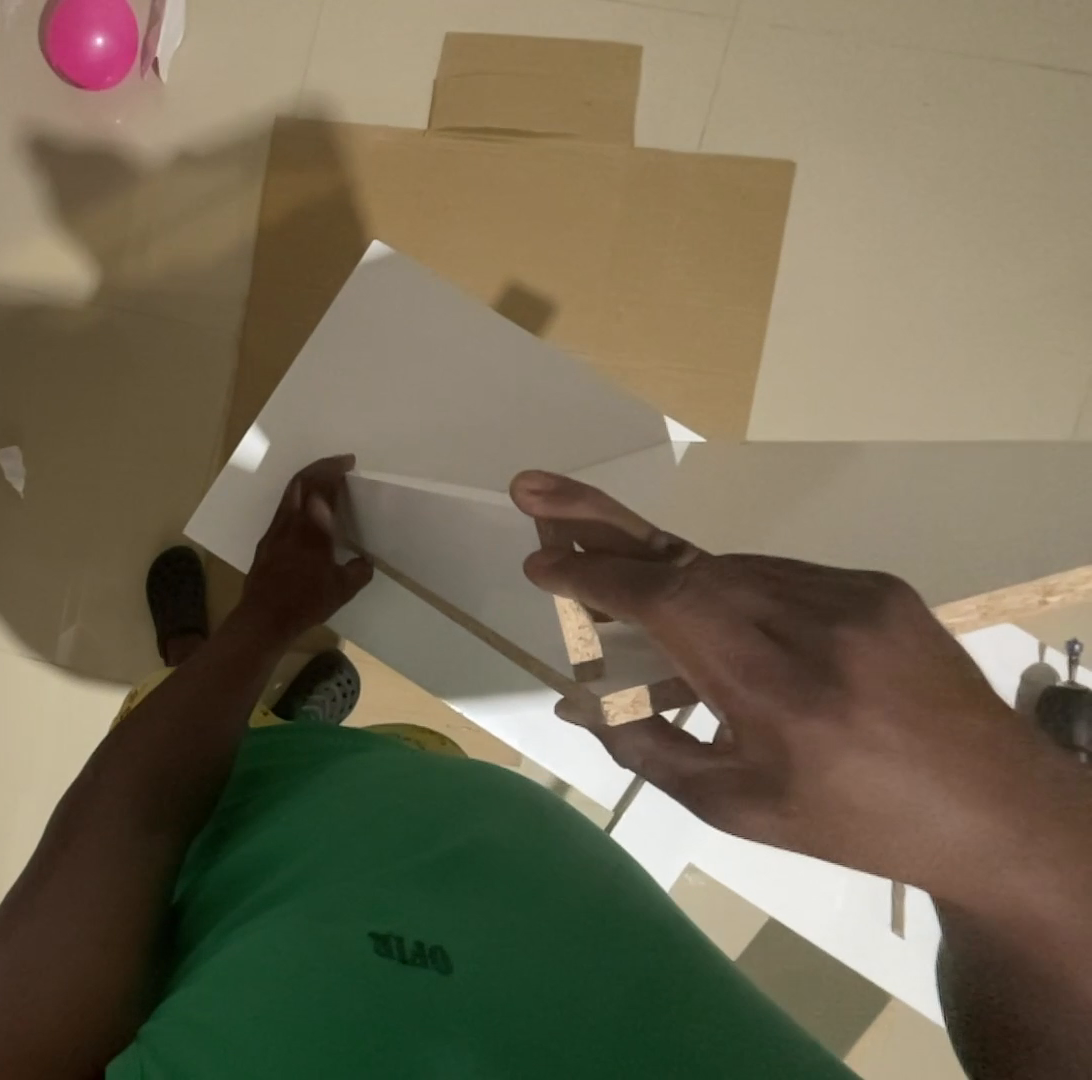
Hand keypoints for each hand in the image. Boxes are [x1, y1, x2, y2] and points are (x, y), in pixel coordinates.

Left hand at [234, 455, 372, 648]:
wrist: (264, 617)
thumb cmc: (305, 601)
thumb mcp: (342, 589)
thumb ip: (358, 571)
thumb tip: (365, 562)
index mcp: (311, 528)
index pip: (321, 486)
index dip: (334, 469)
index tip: (347, 462)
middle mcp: (290, 522)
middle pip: (300, 482)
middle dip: (319, 467)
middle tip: (337, 465)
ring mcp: (274, 532)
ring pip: (288, 495)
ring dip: (306, 483)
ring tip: (324, 485)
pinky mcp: (265, 543)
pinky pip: (283, 511)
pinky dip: (297, 502)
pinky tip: (306, 515)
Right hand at [509, 469, 1091, 910]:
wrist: (1009, 817)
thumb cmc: (851, 823)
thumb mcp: (732, 804)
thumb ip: (643, 745)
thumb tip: (575, 703)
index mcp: (781, 693)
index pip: (668, 605)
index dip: (594, 576)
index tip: (538, 564)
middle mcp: (818, 628)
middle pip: (681, 558)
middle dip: (595, 519)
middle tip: (532, 485)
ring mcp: (852, 598)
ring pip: (715, 565)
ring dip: (650, 567)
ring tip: (601, 573)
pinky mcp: (874, 588)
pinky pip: (760, 574)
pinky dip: (709, 585)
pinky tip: (698, 616)